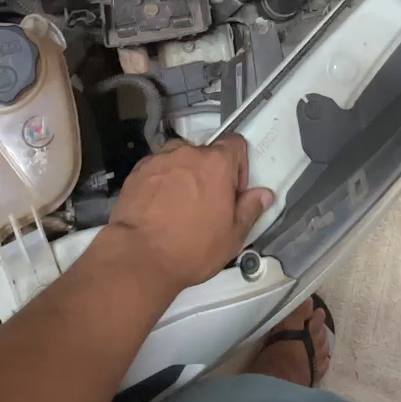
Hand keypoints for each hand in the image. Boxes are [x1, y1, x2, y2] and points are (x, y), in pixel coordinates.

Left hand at [96, 134, 273, 296]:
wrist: (140, 257)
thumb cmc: (190, 248)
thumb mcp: (232, 236)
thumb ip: (250, 209)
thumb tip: (263, 195)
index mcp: (216, 163)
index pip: (235, 143)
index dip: (239, 166)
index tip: (233, 191)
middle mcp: (187, 153)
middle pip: (205, 154)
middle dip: (209, 174)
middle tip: (206, 205)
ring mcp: (160, 159)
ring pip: (179, 160)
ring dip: (184, 175)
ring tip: (179, 207)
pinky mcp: (137, 170)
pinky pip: (156, 169)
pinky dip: (160, 182)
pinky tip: (158, 209)